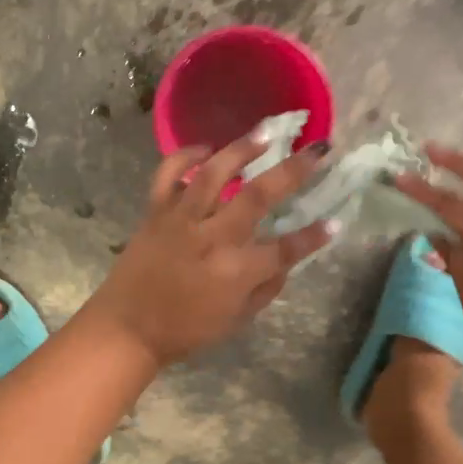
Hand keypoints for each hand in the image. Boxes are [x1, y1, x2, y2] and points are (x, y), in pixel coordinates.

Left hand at [81, 132, 336, 365]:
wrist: (127, 327)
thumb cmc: (185, 330)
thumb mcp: (236, 320)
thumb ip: (266, 288)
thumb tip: (286, 259)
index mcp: (235, 271)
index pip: (285, 250)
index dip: (313, 237)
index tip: (335, 222)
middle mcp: (212, 237)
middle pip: (258, 197)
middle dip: (293, 171)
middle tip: (317, 149)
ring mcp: (181, 219)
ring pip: (214, 174)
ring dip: (241, 149)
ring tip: (265, 133)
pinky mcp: (156, 211)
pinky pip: (168, 174)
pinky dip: (185, 156)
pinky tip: (205, 149)